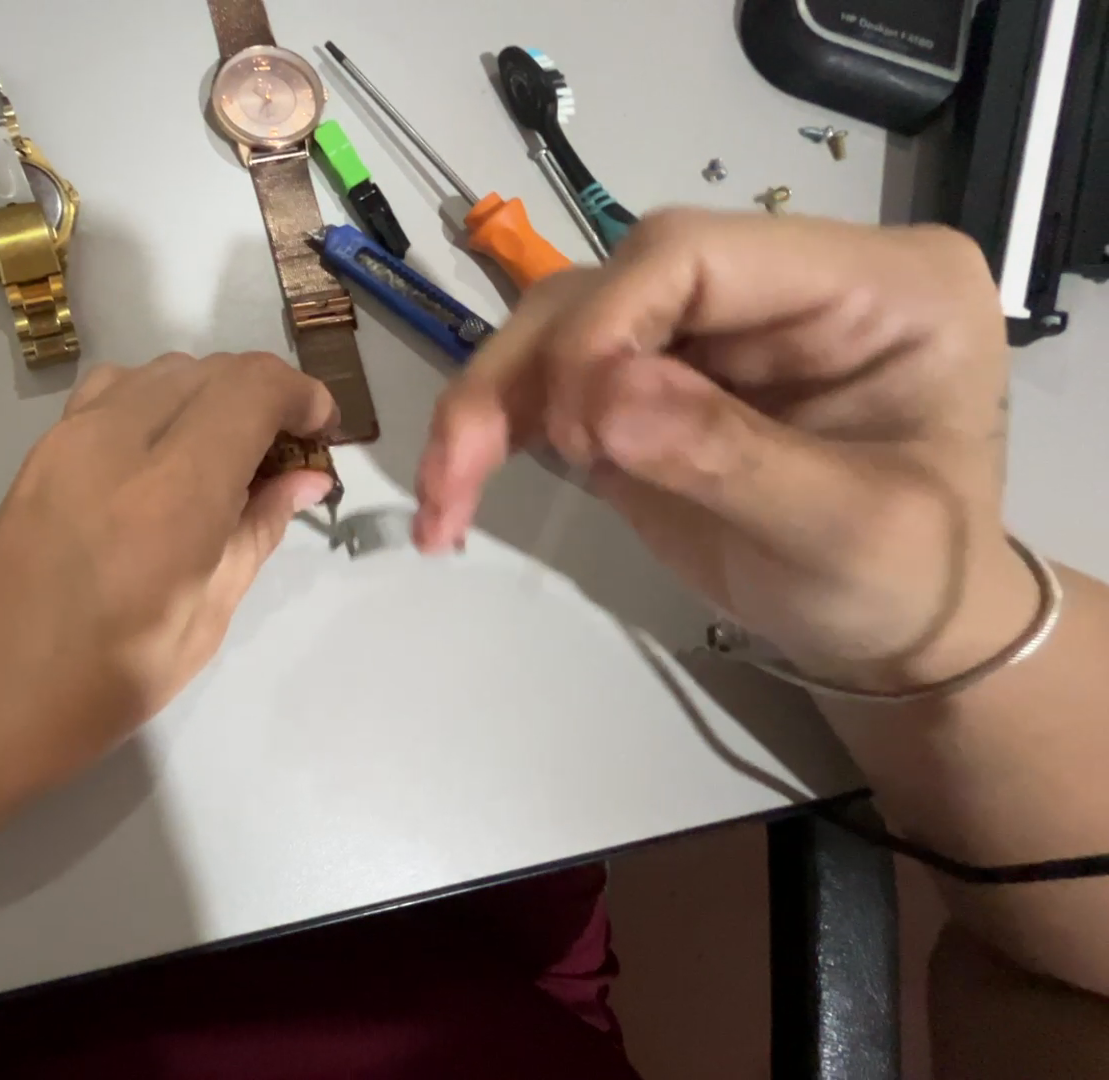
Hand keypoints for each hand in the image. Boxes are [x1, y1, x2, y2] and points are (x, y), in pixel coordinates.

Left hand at [0, 352, 337, 792]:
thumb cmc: (101, 683)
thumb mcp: (203, 620)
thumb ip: (256, 532)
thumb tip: (305, 478)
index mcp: (170, 499)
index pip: (252, 390)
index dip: (301, 396)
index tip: (319, 432)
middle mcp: (117, 445)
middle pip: (211, 369)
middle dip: (262, 394)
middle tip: (279, 453)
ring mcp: (68, 438)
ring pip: (161, 368)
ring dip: (209, 393)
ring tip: (222, 452)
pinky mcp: (40, 446)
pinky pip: (113, 389)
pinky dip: (156, 398)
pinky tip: (160, 452)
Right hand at [414, 210, 1034, 689]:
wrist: (876, 620)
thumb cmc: (899, 576)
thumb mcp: (845, 527)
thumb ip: (727, 454)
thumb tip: (596, 405)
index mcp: (857, 285)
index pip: (687, 255)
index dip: (602, 328)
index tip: (577, 436)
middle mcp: (755, 292)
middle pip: (589, 294)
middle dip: (512, 383)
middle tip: (457, 473)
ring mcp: (683, 340)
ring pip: (540, 340)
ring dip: (476, 418)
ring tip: (440, 503)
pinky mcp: (627, 390)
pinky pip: (531, 394)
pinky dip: (479, 445)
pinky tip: (447, 500)